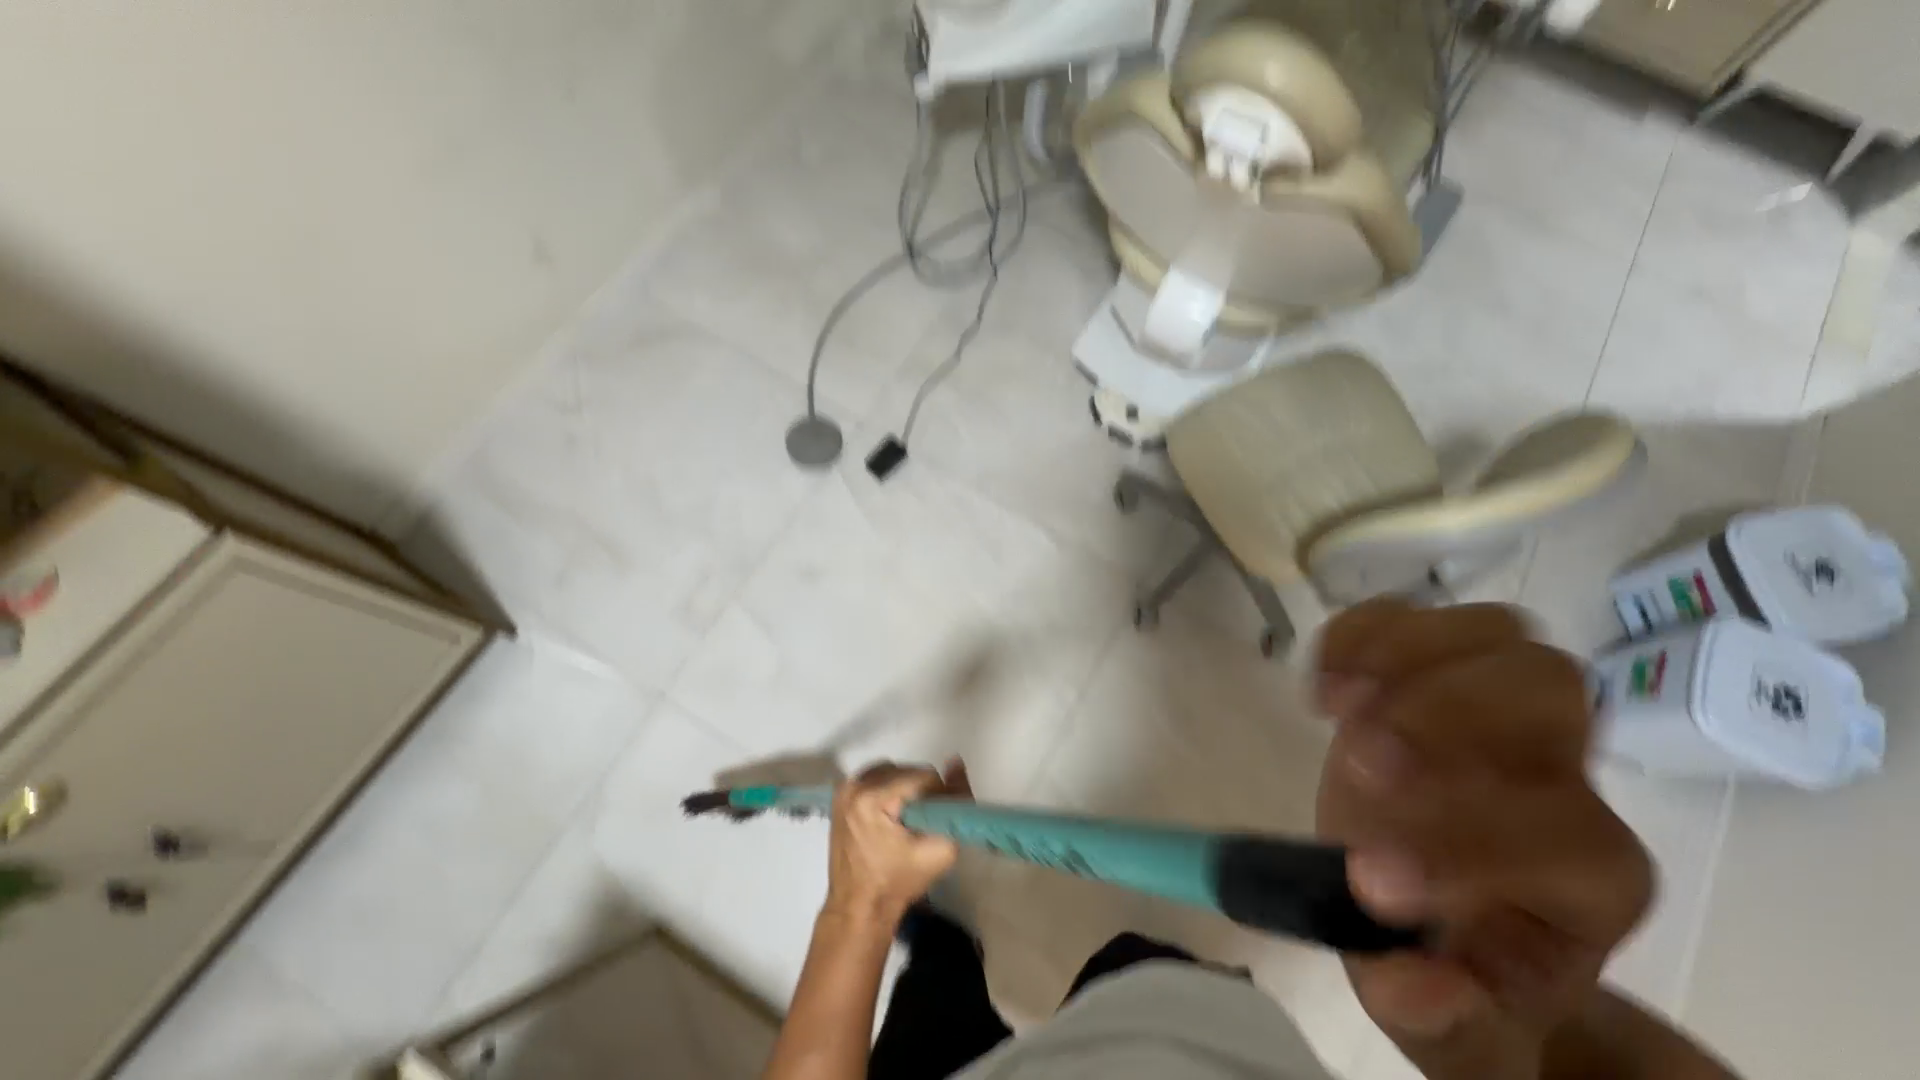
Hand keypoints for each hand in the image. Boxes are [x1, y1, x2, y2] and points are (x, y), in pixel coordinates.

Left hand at [823, 758, 972, 927]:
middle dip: (920, 792)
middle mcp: (854, 785)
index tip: (937, 822)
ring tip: (906, 820)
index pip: (923, 776)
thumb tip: (956, 762)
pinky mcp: (839, 796)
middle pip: (905, 770)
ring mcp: (843, 789)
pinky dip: (887, 790)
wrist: (858, 905)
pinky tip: (890, 816)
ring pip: (890, 771)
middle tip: (922, 823)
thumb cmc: (899, 882)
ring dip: (904, 789)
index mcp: (873, 798)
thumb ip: (957, 802)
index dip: (939, 796)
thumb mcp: (941, 849)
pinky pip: (874, 778)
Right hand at [1315, 602, 1653, 1070]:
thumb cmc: (1449, 961)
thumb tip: (1414, 984)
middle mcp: (1564, 774)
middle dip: (1448, 723)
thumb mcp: (1453, 1027)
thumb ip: (1439, 1018)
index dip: (1475, 852)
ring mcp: (1500, 709)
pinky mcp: (1433, 673)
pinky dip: (1365, 634)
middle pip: (1547, 695)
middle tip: (1359, 765)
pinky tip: (1324, 686)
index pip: (1573, 842)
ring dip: (1407, 661)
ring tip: (1339, 709)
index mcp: (1589, 875)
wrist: (1434, 901)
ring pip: (1498, 636)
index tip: (1369, 881)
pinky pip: (1418, 616)